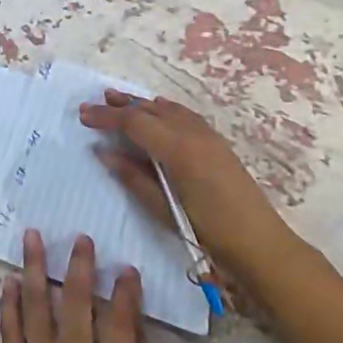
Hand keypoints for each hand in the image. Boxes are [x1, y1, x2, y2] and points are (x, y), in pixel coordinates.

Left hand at [0, 230, 178, 342]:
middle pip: (75, 304)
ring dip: (34, 269)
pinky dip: (8, 306)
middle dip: (79, 266)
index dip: (126, 295)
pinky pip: (10, 333)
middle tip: (80, 236)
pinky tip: (7, 283)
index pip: (122, 327)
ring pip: (36, 307)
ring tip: (31, 236)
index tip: (128, 267)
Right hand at [78, 91, 290, 272]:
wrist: (259, 242)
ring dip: (140, 104)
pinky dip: (163, 109)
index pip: (133, 122)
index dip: (106, 117)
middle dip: (118, 106)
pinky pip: (184, 115)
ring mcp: (208, 135)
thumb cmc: (207, 229)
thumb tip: (104, 151)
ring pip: (167, 108)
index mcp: (177, 149)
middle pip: (148, 110)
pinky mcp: (217, 142)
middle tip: (91, 106)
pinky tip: (156, 110)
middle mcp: (192, 133)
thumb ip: (131, 176)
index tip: (83, 116)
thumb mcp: (161, 207)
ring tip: (116, 100)